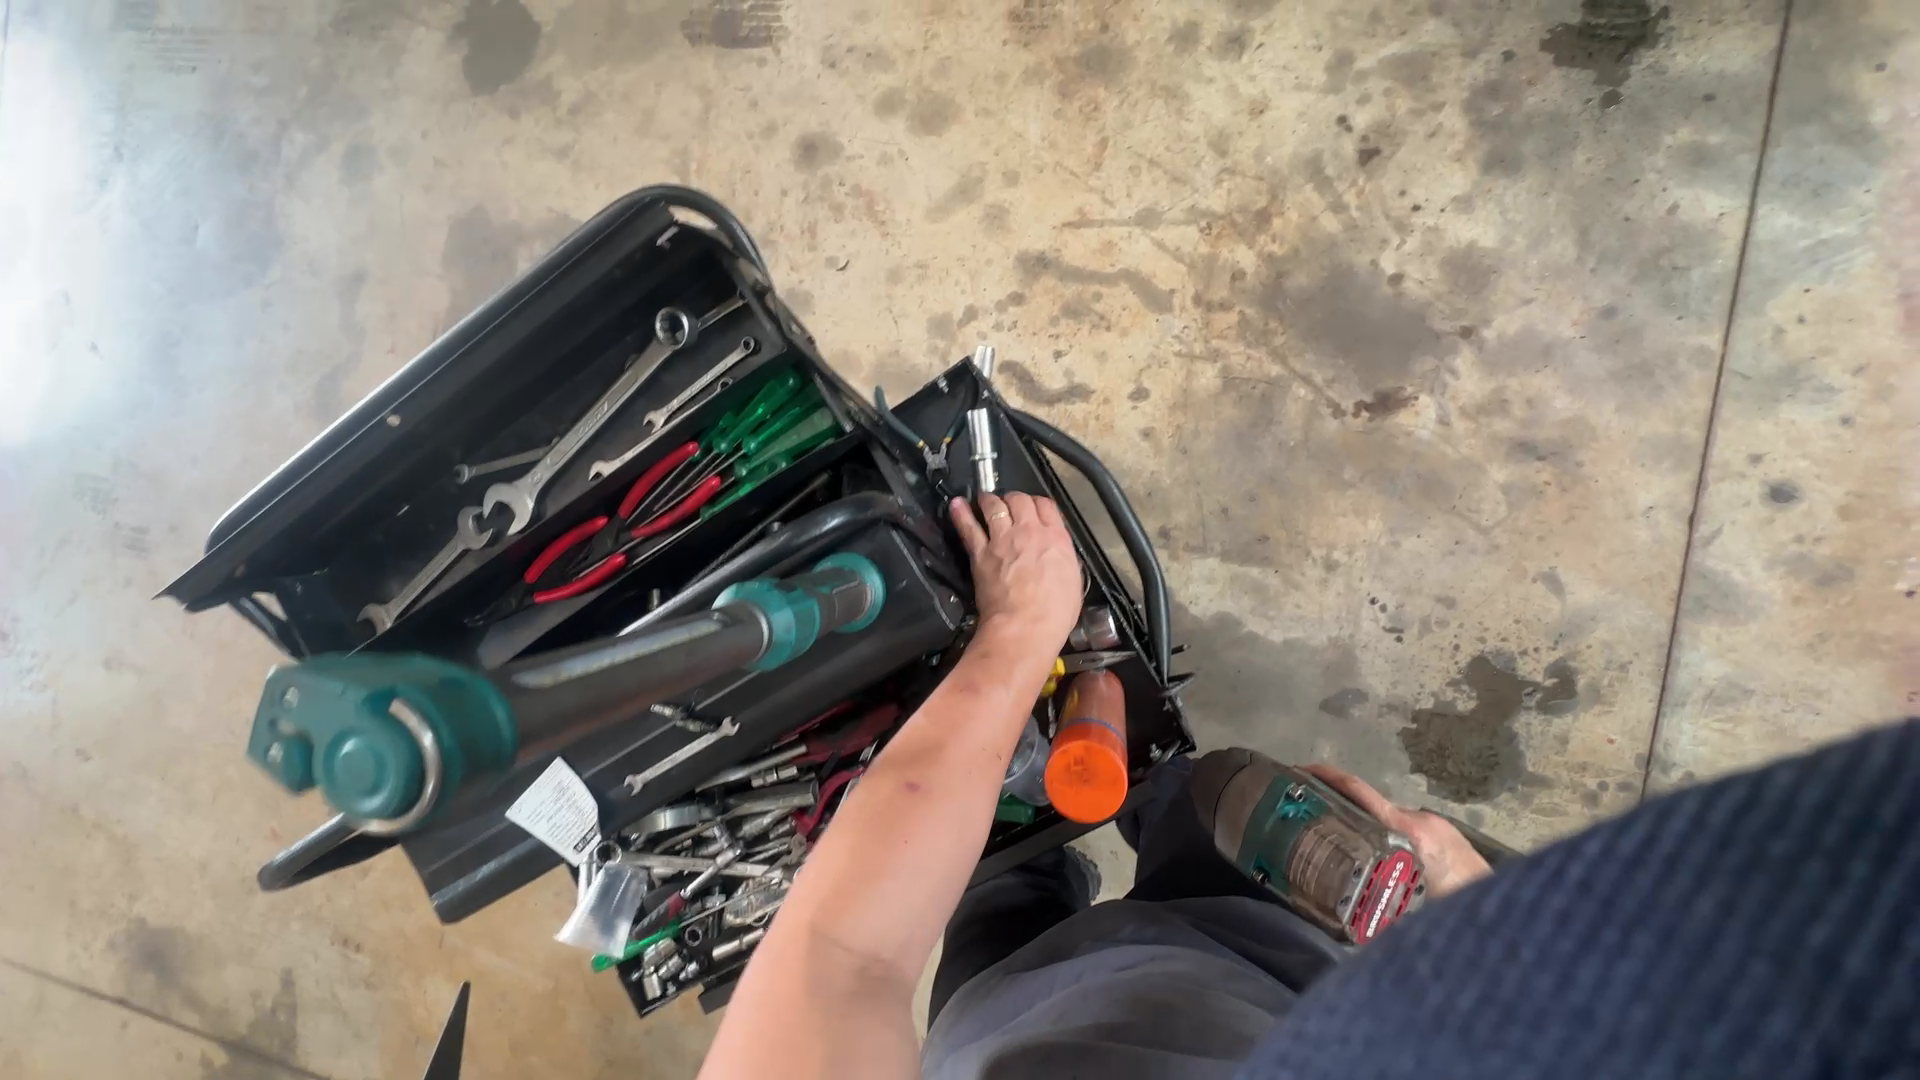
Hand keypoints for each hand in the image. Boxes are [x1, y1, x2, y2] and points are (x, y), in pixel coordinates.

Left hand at [948, 493, 1082, 650]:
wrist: (1025, 627)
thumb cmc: (1053, 613)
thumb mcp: (1073, 581)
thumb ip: (1063, 559)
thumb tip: (1057, 554)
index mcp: (1057, 539)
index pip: (1047, 505)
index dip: (1038, 503)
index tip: (1033, 508)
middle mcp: (1029, 532)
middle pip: (1019, 500)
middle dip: (1014, 498)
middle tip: (1009, 503)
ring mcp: (1003, 540)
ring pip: (994, 506)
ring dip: (990, 500)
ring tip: (986, 498)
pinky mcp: (981, 554)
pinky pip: (969, 527)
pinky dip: (961, 513)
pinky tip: (956, 504)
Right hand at [1300, 763, 1492, 899]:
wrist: (1520, 920)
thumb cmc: (1462, 913)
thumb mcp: (1411, 915)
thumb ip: (1375, 906)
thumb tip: (1338, 917)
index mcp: (1409, 833)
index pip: (1360, 792)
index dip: (1327, 777)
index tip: (1301, 770)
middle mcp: (1422, 821)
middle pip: (1370, 808)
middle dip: (1342, 811)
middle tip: (1314, 821)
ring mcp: (1438, 826)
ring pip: (1391, 823)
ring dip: (1371, 833)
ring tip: (1352, 856)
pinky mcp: (1450, 835)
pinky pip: (1409, 832)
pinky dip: (1392, 842)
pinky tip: (1389, 867)